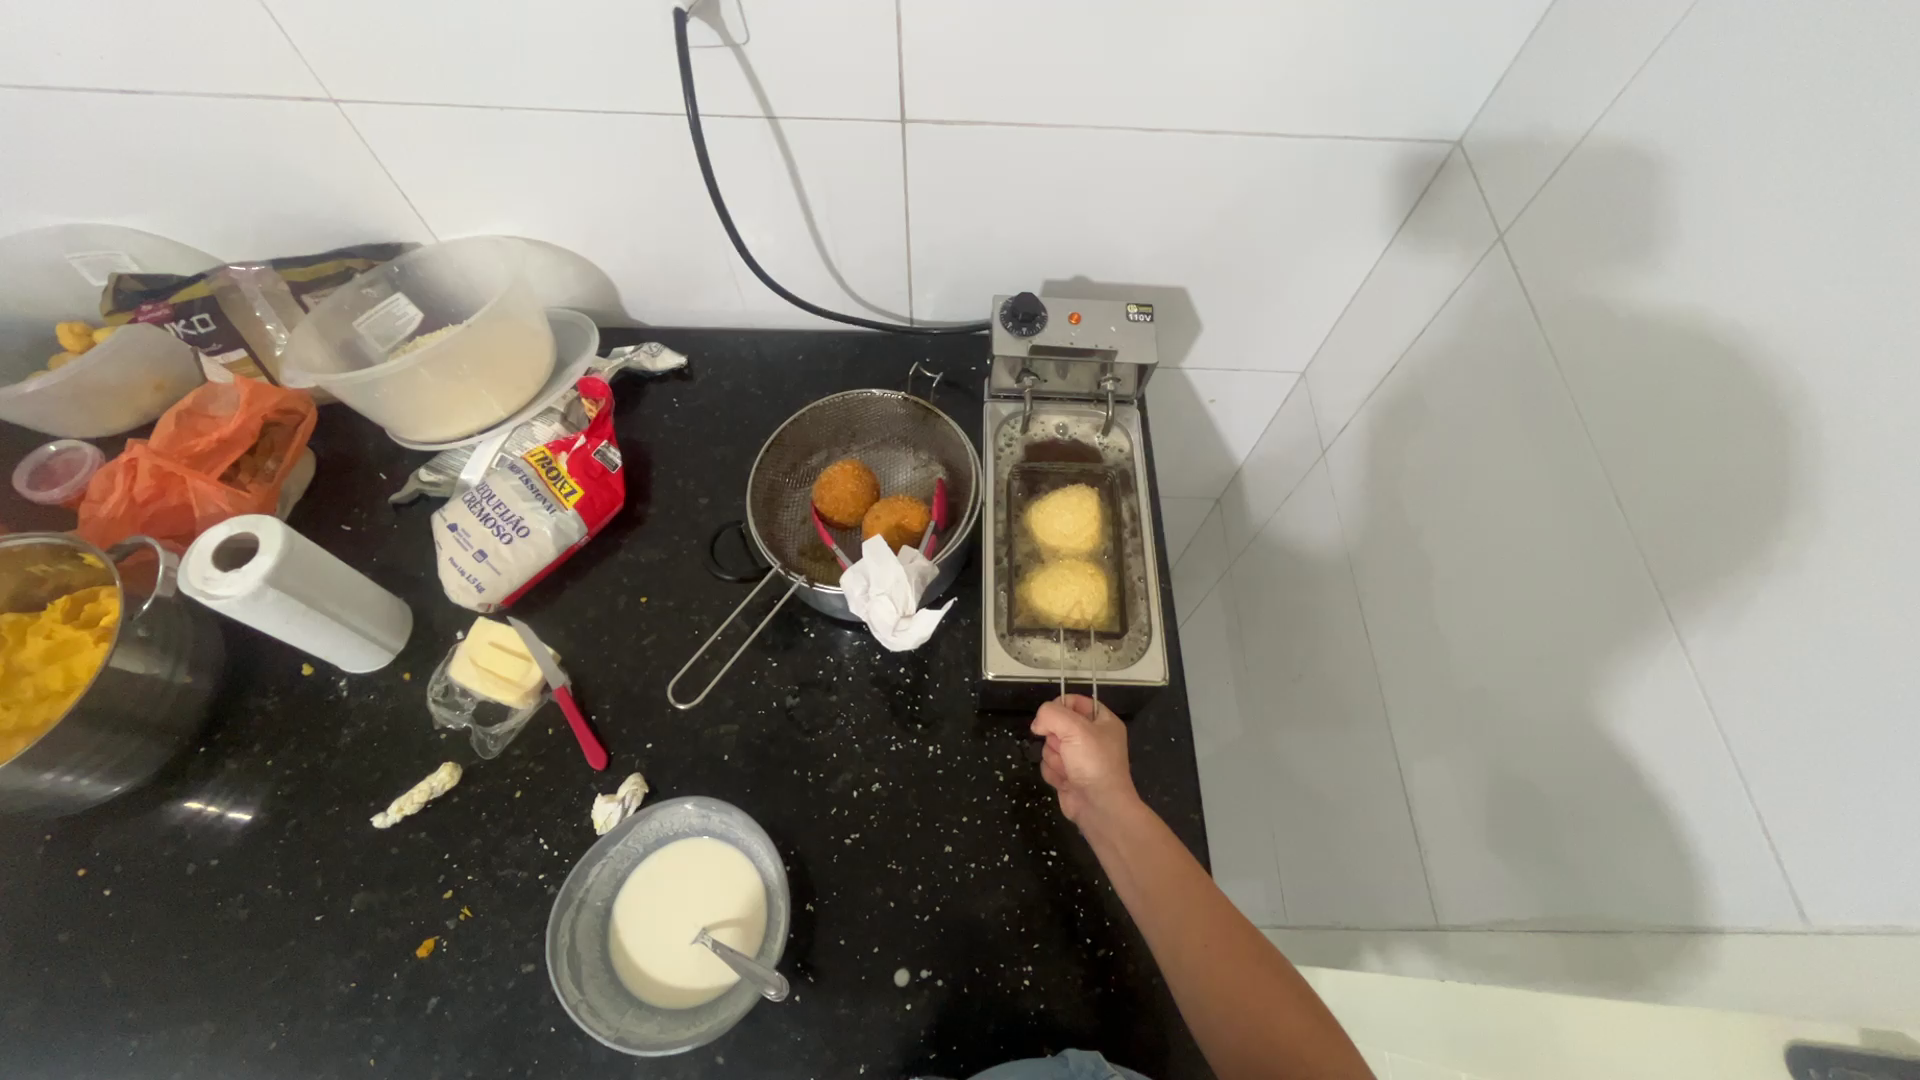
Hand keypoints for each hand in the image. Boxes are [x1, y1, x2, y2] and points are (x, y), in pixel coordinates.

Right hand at [1031, 694, 1139, 825]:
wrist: (1100, 807)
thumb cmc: (1093, 763)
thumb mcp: (1074, 728)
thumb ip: (1051, 714)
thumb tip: (1038, 724)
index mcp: (1102, 721)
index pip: (1075, 701)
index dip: (1060, 705)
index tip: (1050, 715)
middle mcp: (1091, 738)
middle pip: (1056, 725)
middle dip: (1055, 738)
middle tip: (1065, 747)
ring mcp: (1078, 758)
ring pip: (1049, 746)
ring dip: (1054, 758)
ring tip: (1068, 768)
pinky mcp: (1068, 775)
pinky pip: (1048, 765)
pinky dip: (1054, 773)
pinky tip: (1066, 781)